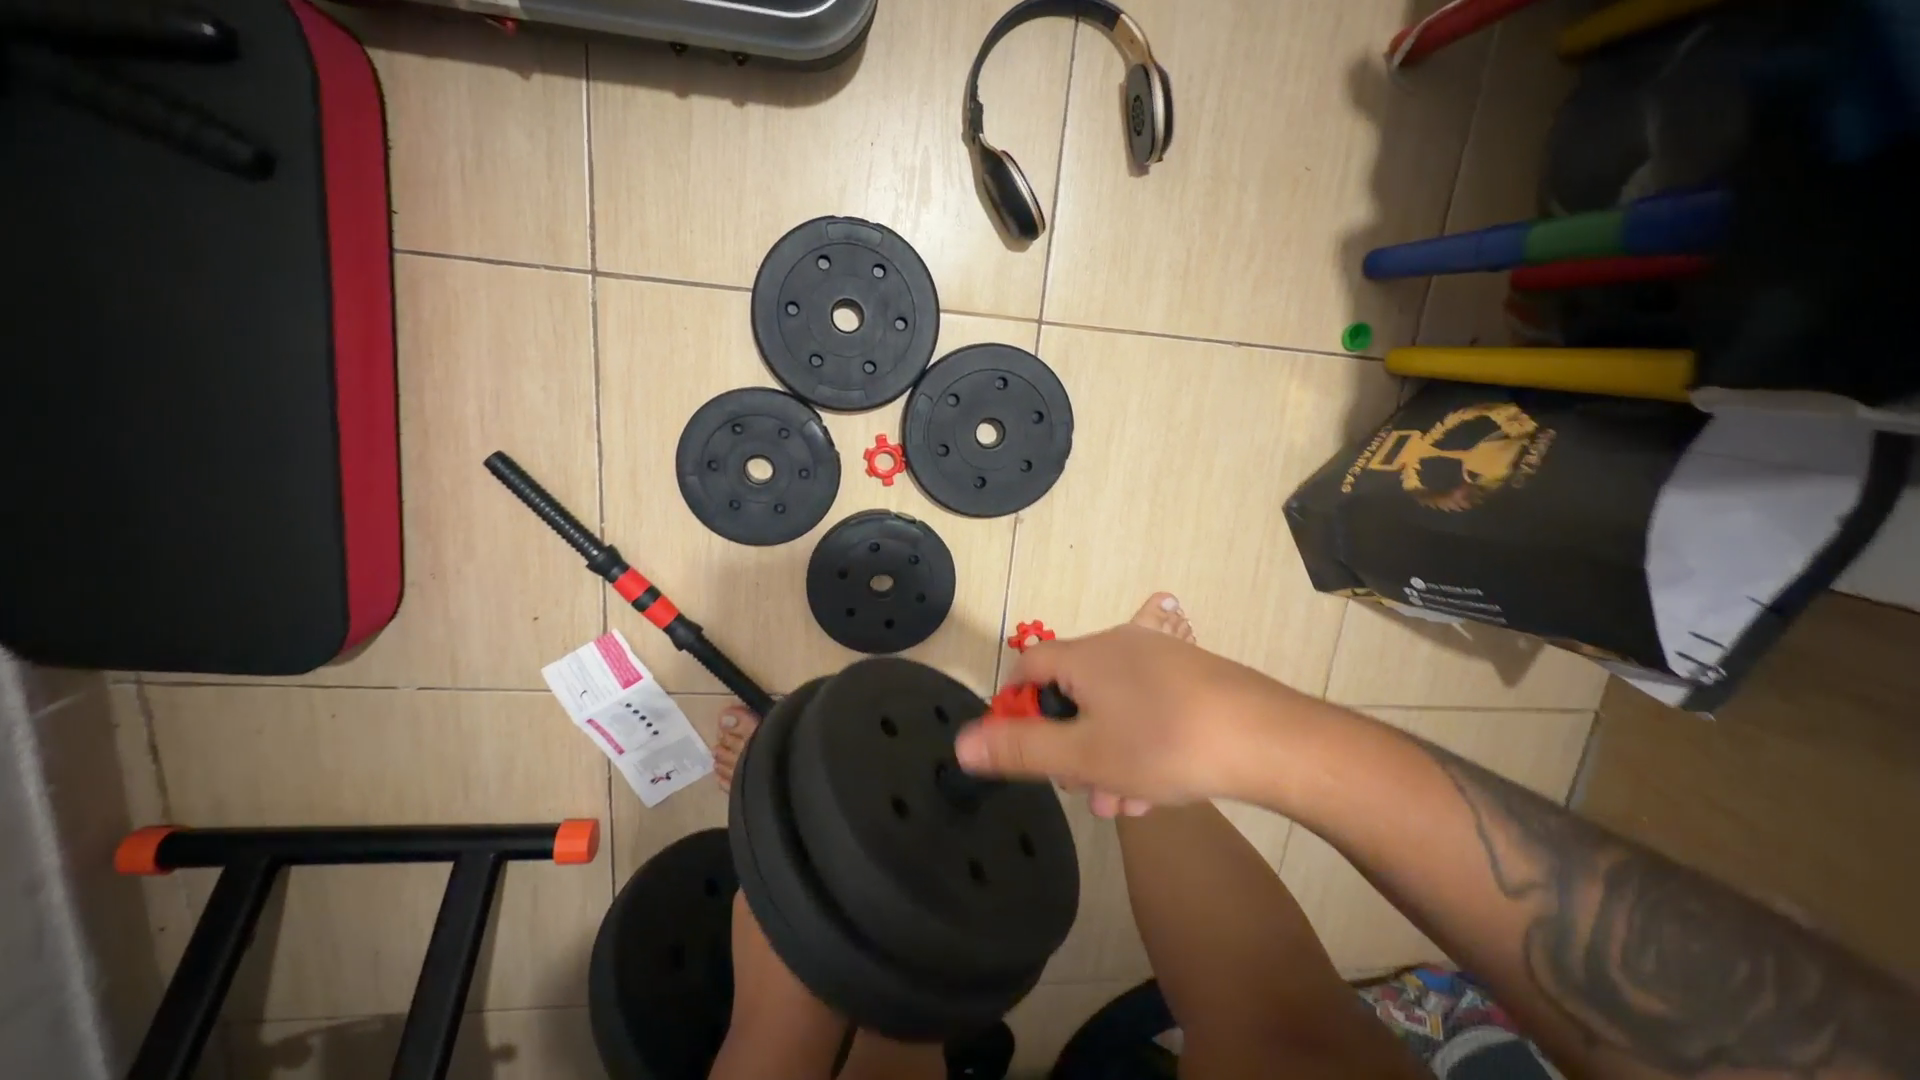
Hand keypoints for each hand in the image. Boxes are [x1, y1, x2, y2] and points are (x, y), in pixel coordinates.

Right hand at [954, 624, 1305, 806]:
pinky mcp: (1194, 680)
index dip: (1014, 707)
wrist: (1269, 739)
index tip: (1021, 749)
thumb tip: (961, 742)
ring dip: (1107, 755)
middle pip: (1073, 692)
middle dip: (1070, 745)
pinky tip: (1155, 788)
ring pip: (1114, 709)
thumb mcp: (1083, 756)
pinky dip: (1141, 745)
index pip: (1028, 666)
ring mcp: (1163, 660)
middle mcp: (1122, 645)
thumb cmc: (1164, 744)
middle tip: (1084, 791)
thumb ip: (1019, 749)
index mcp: (1087, 655)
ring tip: (1123, 803)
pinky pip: (1149, 710)